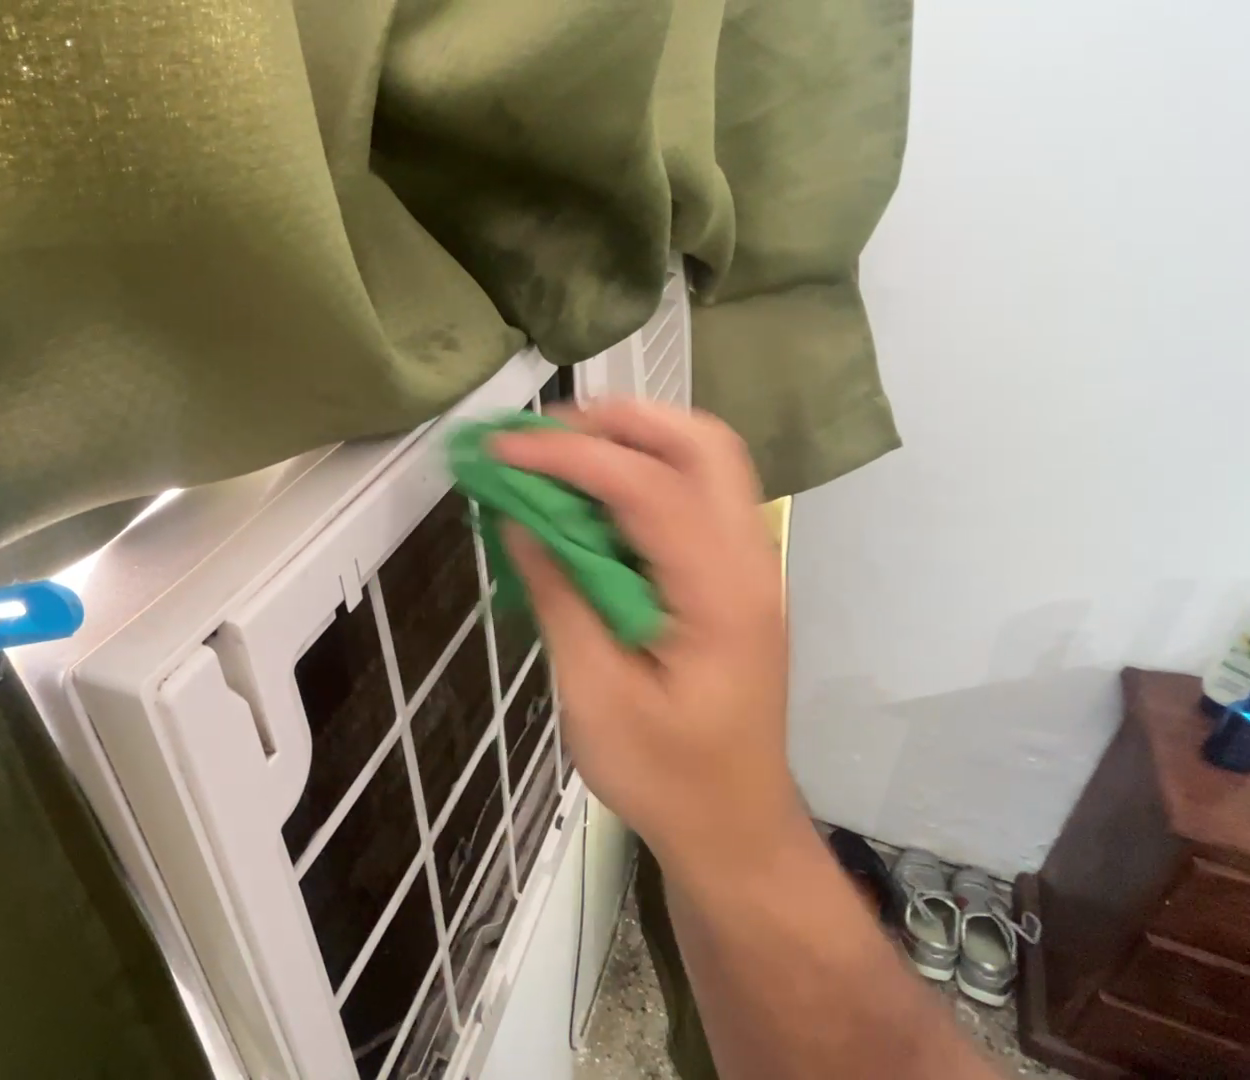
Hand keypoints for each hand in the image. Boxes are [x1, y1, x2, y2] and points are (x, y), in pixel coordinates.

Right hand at [492, 399, 800, 876]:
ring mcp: (747, 568)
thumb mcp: (595, 693)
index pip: (648, 487)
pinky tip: (583, 501)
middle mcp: (748, 563)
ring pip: (702, 463)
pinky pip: (689, 500)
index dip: (568, 456)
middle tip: (541, 432)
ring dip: (628, 442)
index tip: (501, 449)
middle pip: (701, 446)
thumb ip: (560, 597)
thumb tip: (519, 520)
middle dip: (617, 421)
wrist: (731, 827)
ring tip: (554, 453)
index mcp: (720, 594)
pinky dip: (635, 478)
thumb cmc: (664, 776)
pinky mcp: (728, 581)